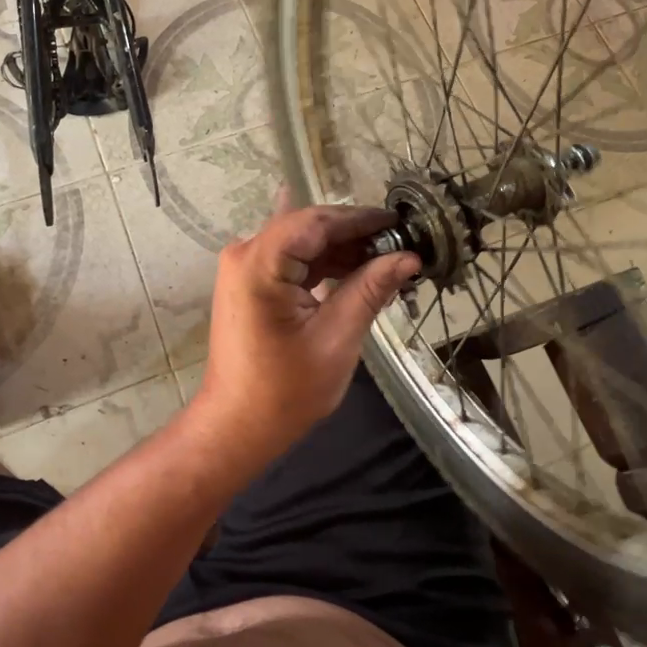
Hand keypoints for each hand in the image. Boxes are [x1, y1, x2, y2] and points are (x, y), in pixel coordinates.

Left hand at [191, 202, 418, 460]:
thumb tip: (409, 257)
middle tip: (400, 243)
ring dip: (342, 250)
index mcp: (259, 263)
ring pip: (302, 243)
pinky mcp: (250, 283)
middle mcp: (245, 254)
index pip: (316, 221)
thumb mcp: (336, 338)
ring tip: (386, 260)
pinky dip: (323, 265)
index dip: (360, 219)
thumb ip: (370, 290)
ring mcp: (244, 268)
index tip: (400, 222)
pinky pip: (291, 261)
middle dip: (354, 234)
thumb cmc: (285, 391)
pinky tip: (358, 271)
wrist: (237, 426)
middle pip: (308, 227)